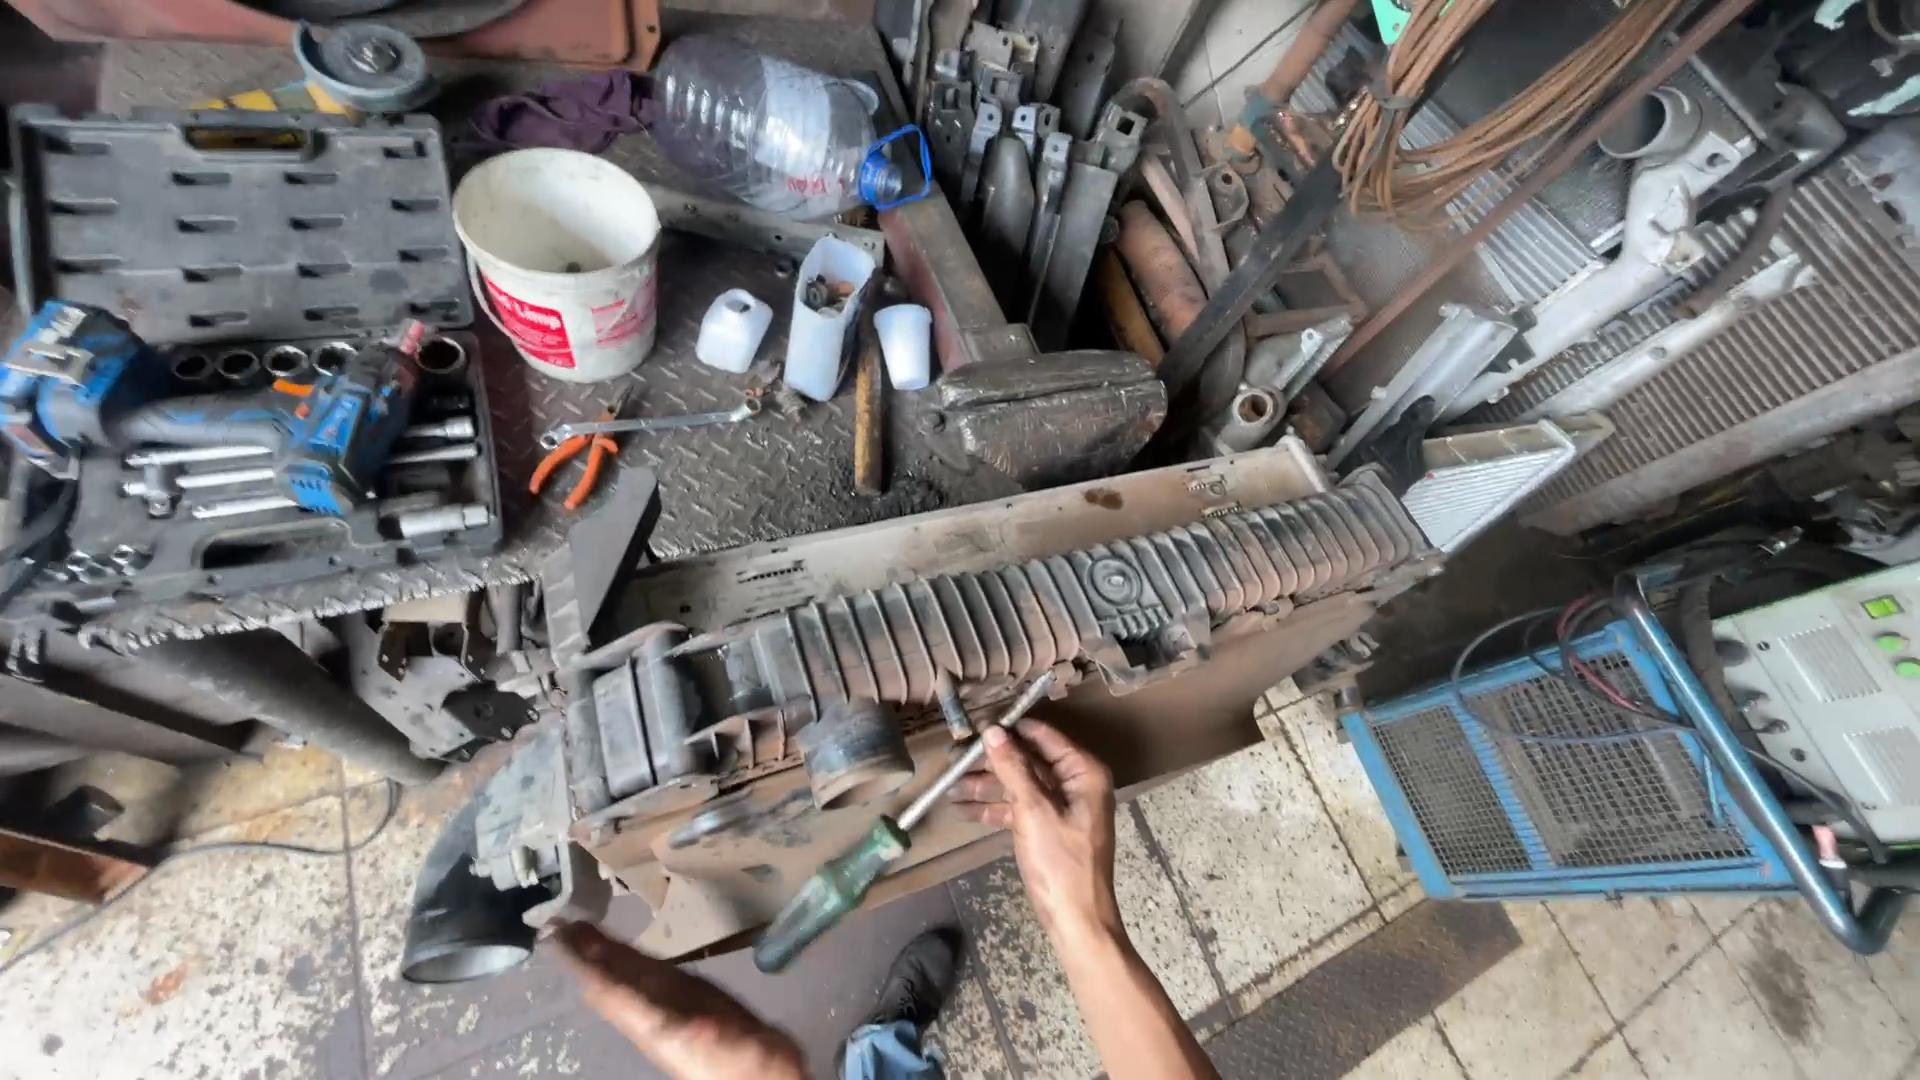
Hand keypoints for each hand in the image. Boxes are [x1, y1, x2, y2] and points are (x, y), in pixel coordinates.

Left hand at [553, 923, 803, 1079]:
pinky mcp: (692, 1003)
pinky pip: (651, 977)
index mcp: (655, 1023)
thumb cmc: (742, 1067)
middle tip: (557, 923)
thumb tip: (683, 1018)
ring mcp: (671, 1007)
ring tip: (581, 929)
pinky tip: (627, 951)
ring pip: (626, 976)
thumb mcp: (721, 1046)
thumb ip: (700, 1032)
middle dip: (584, 952)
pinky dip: (632, 959)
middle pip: (610, 978)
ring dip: (602, 952)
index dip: (585, 960)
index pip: (610, 986)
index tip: (558, 933)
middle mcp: (654, 1013)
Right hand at [949, 718, 1122, 943]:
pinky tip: (962, 810)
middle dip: (991, 761)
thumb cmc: (1061, 863)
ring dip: (986, 785)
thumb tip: (993, 731)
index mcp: (1084, 772)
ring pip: (1019, 784)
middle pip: (1028, 760)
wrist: (1076, 921)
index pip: (1043, 736)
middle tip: (955, 756)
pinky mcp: (1048, 826)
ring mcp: (1061, 806)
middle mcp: (1075, 783)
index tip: (976, 726)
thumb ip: (1012, 768)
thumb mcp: (1033, 810)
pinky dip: (993, 808)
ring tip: (950, 785)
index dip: (1010, 729)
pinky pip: (1018, 807)